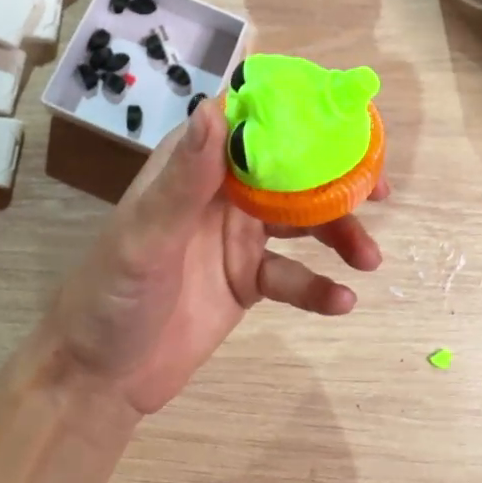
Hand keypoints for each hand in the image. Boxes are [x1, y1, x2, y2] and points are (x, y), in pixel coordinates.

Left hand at [35, 98, 386, 415]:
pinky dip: (319, 286)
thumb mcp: (147, 234)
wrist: (100, 377)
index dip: (294, 112)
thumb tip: (215, 105)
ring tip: (369, 257)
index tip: (344, 114)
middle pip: (288, 172)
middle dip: (334, 177)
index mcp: (192, 166)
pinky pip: (293, 276)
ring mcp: (236, 236)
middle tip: (381, 190)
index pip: (247, 122)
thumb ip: (185, 177)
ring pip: (301, 222)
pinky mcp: (247, 280)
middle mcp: (220, 193)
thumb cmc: (112, 294)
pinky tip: (342, 301)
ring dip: (337, 234)